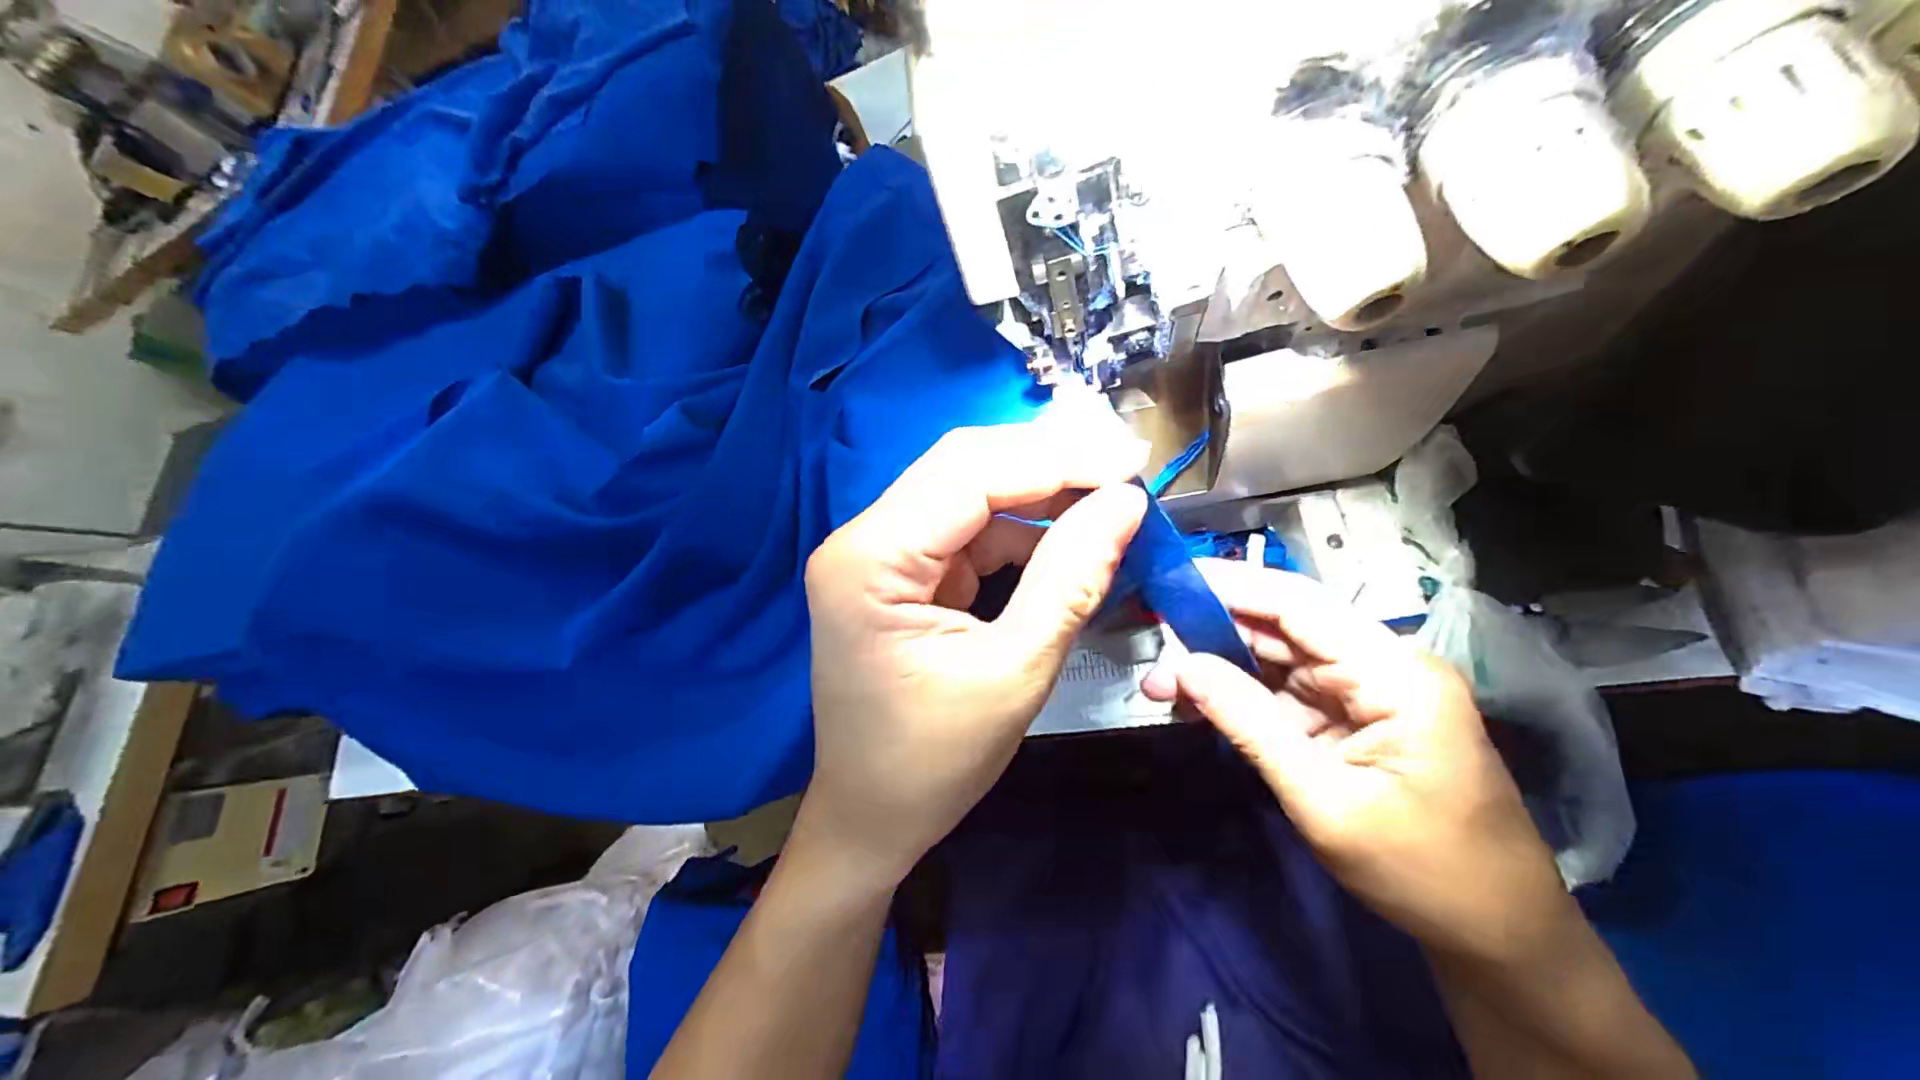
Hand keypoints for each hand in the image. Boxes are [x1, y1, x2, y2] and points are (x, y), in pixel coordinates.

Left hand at [796, 420, 1147, 890]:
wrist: (872, 818)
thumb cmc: (934, 762)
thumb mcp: (1014, 672)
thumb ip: (1070, 580)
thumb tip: (1127, 504)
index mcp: (870, 559)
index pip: (969, 474)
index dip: (1056, 460)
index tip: (1133, 464)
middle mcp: (864, 540)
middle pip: (963, 469)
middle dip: (1048, 466)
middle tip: (1126, 473)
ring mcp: (879, 554)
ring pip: (970, 494)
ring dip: (1040, 496)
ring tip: (1110, 504)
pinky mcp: (901, 573)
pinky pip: (969, 532)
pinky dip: (1022, 532)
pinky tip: (1069, 538)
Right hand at [1142, 559, 1574, 962]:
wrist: (1499, 936)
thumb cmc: (1422, 872)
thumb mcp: (1323, 800)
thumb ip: (1249, 724)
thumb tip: (1180, 667)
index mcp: (1395, 673)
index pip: (1298, 606)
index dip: (1230, 585)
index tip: (1168, 578)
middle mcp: (1385, 666)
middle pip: (1285, 627)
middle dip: (1214, 632)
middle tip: (1149, 639)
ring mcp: (1371, 691)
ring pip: (1281, 659)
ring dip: (1222, 667)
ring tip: (1160, 680)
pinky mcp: (1358, 717)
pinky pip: (1290, 692)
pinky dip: (1244, 697)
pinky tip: (1199, 702)